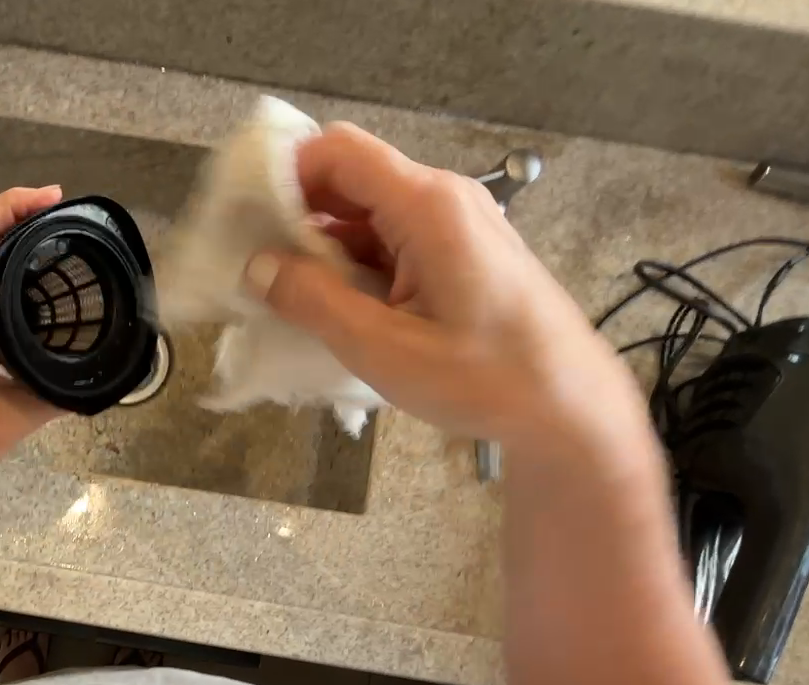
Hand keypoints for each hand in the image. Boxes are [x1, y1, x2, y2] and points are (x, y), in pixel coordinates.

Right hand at [247, 123, 646, 454]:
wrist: (565, 407)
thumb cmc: (482, 378)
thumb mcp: (384, 348)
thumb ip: (315, 302)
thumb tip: (256, 267)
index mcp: (427, 207)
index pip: (339, 153)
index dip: (284, 174)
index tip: (243, 220)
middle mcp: (441, 202)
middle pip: (349, 181)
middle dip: (292, 216)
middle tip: (251, 265)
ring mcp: (450, 230)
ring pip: (364, 217)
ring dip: (318, 249)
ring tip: (279, 294)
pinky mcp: (453, 258)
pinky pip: (386, 245)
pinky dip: (348, 268)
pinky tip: (325, 308)